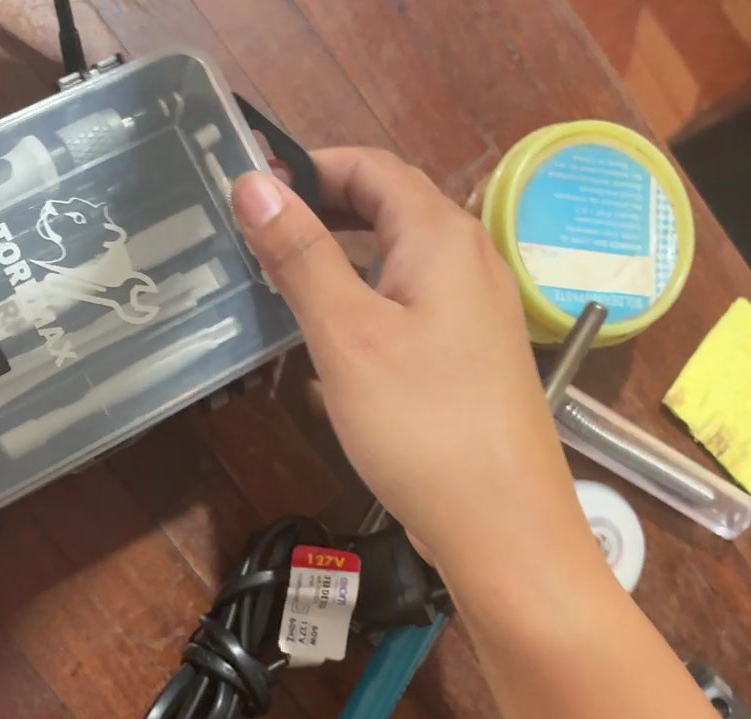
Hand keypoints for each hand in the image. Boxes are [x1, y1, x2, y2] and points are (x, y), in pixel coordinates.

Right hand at [232, 150, 595, 572]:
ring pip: (397, 267)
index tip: (252, 191)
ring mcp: (475, 314)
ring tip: (284, 290)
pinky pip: (410, 313)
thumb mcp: (348, 335)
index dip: (311, 166)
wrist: (499, 520)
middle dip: (322, 213)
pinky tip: (332, 352)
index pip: (372, 167)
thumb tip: (251, 183)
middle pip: (389, 212)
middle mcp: (468, 262)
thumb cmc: (420, 423)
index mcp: (441, 237)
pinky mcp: (469, 360)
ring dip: (341, 265)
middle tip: (259, 240)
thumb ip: (301, 256)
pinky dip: (366, 312)